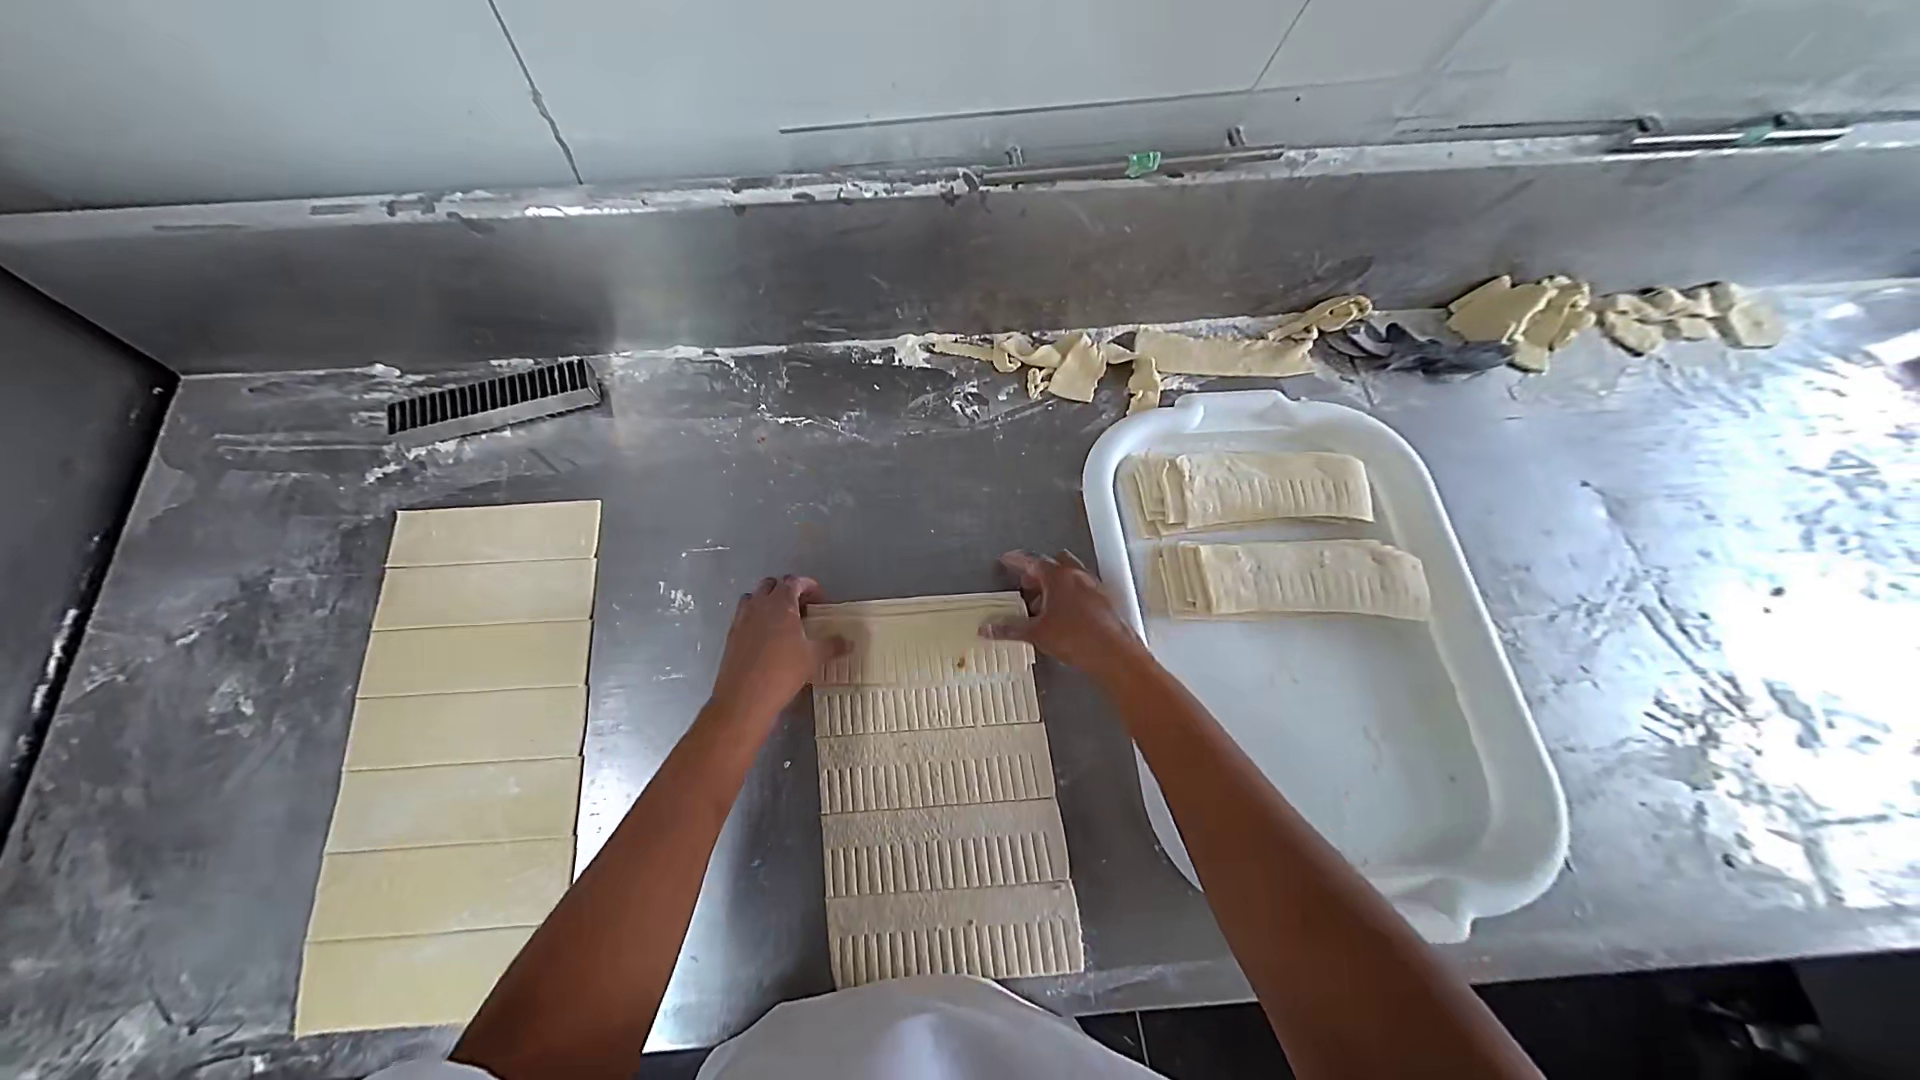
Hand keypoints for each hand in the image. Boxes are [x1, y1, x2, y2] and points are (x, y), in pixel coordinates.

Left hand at [708, 575, 843, 723]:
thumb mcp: (813, 658)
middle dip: (788, 591)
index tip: (820, 600)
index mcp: (780, 604)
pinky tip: (768, 639)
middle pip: (772, 584)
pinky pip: (745, 616)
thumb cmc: (782, 672)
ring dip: (769, 602)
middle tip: (803, 609)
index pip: (794, 581)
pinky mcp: (731, 635)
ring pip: (755, 597)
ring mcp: (741, 619)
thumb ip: (832, 646)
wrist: (744, 698)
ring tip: (783, 621)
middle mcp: (758, 605)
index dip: (809, 586)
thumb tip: (848, 643)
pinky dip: (757, 618)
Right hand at [983, 550, 1147, 677]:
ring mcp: (1093, 588)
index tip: (1007, 560)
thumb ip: (1010, 628)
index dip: (1016, 560)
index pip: (1032, 560)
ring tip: (1041, 604)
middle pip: (1053, 563)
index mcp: (1058, 576)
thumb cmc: (1080, 638)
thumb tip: (992, 628)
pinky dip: (1069, 595)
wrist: (1113, 654)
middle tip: (1024, 584)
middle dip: (1036, 572)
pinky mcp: (1103, 602)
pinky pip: (1082, 590)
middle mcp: (1077, 577)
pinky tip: (1063, 615)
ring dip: (1054, 584)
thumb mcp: (1036, 633)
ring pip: (1069, 576)